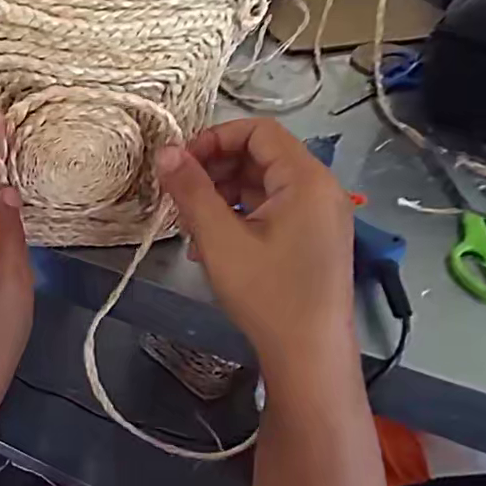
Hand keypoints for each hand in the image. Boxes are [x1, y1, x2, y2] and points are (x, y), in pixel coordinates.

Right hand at [155, 118, 355, 369]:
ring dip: (222, 195)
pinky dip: (239, 215)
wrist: (309, 354)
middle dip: (214, 169)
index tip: (180, 164)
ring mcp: (319, 215)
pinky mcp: (312, 239)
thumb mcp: (219, 239)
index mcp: (306, 178)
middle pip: (260, 156)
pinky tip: (211, 243)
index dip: (214, 138)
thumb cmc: (266, 293)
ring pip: (262, 185)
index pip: (258, 131)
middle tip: (179, 195)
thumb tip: (165, 151)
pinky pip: (272, 210)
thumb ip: (190, 190)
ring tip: (191, 224)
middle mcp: (320, 188)